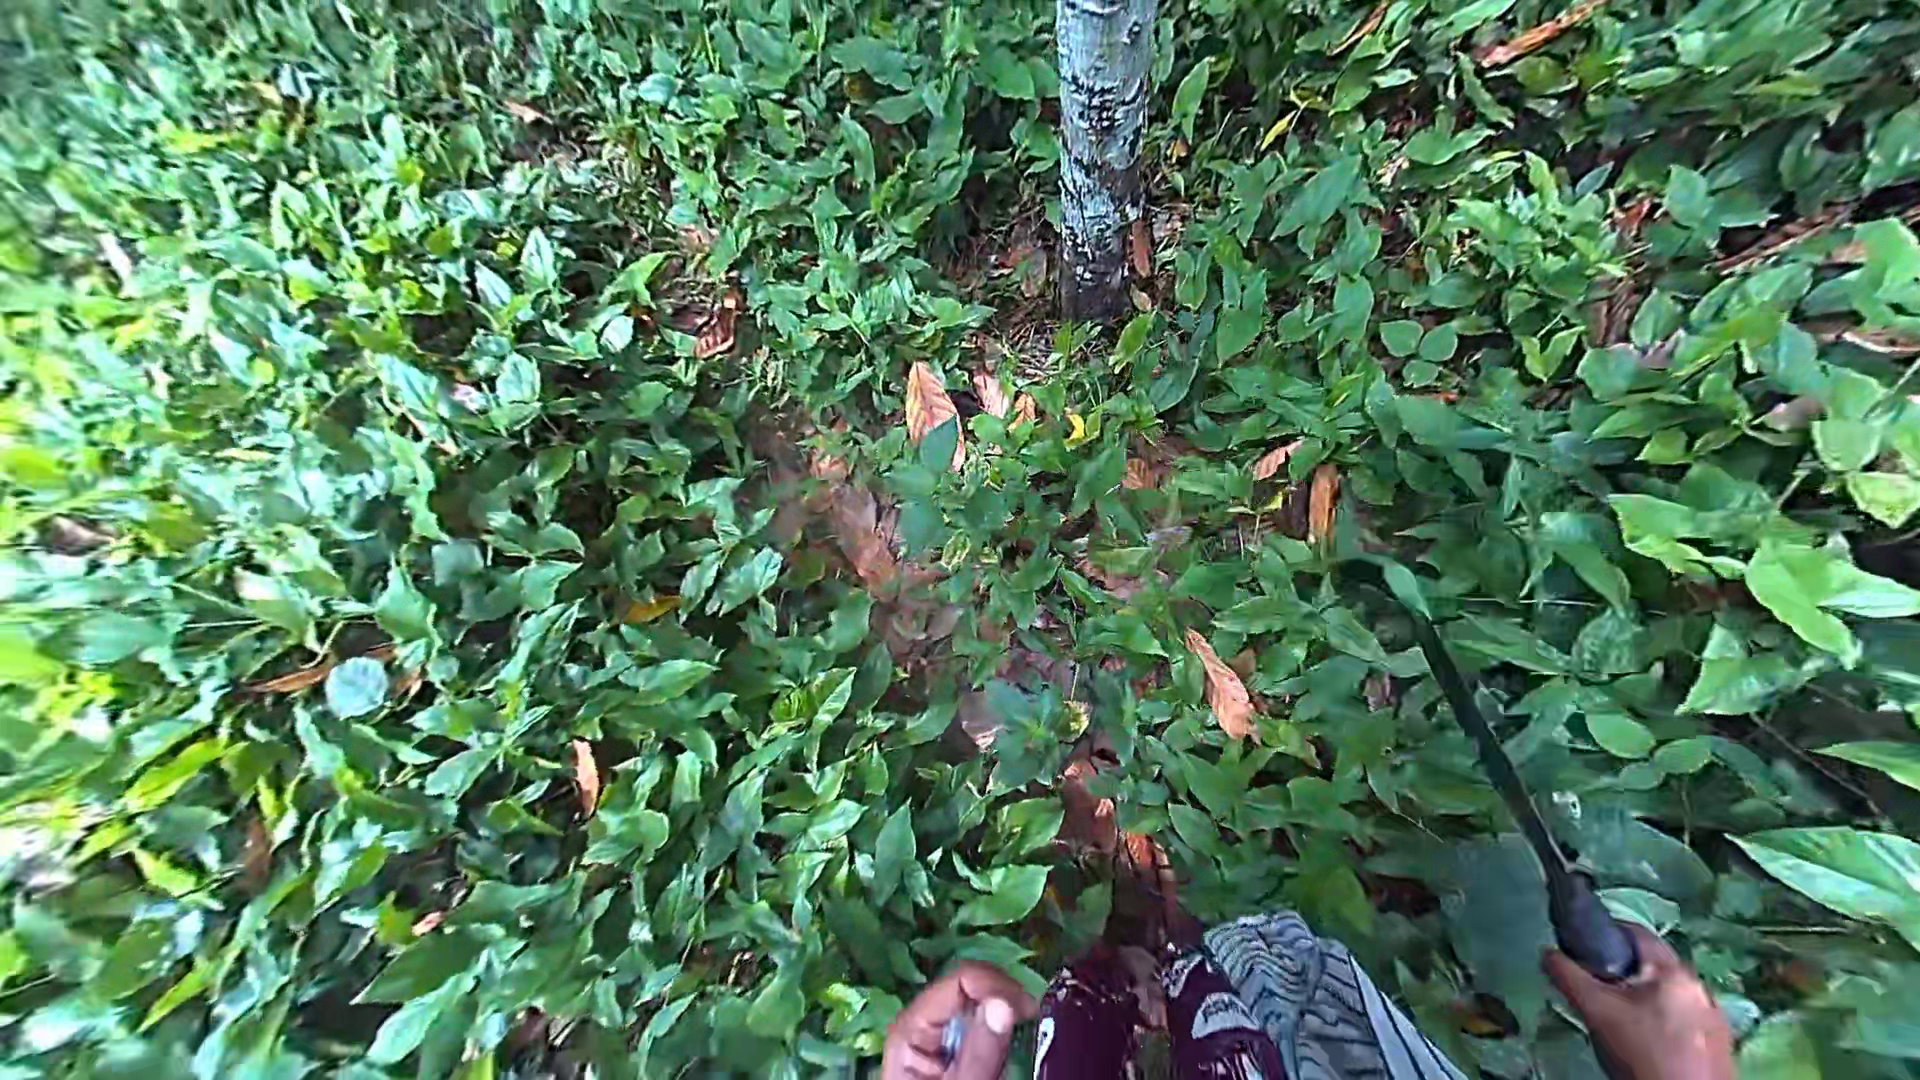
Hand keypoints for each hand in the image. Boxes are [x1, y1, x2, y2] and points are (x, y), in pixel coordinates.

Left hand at [882, 961, 1037, 1079]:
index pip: (961, 979)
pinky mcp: (948, 1056)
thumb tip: (1005, 1002)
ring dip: (1004, 1015)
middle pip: (969, 988)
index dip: (997, 985)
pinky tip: (1014, 1046)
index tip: (1031, 1010)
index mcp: (913, 1026)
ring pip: (976, 1007)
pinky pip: (976, 1031)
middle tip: (1037, 1021)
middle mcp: (922, 1023)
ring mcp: (934, 1039)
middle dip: (1004, 998)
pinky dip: (998, 1034)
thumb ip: (979, 1055)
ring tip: (1031, 1030)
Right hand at [1543, 924, 1733, 1079]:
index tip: (1578, 948)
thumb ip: (1563, 970)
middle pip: (1646, 961)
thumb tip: (1548, 952)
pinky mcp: (1718, 1042)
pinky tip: (1637, 1031)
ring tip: (1610, 1008)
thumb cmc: (1641, 1051)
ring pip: (1660, 987)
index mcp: (1676, 973)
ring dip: (1633, 990)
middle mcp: (1702, 990)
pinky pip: (1675, 1010)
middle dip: (1615, 966)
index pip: (1632, 931)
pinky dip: (1652, 1011)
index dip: (1600, 931)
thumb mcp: (1591, 1006)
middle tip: (1590, 981)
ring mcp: (1715, 1019)